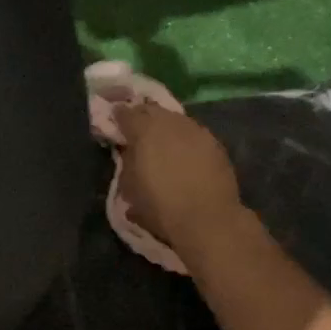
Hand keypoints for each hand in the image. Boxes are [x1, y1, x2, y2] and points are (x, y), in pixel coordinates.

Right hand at [114, 102, 244, 250]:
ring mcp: (195, 129)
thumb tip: (129, 153)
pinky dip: (185, 138)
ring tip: (163, 141)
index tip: (115, 123)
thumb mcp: (130, 189)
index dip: (119, 117)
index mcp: (145, 130)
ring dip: (166, 126)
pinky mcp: (215, 142)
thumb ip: (127, 163)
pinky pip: (193, 132)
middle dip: (143, 117)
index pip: (126, 113)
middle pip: (152, 110)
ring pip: (175, 119)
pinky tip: (186, 152)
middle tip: (138, 130)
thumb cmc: (161, 207)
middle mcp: (170, 122)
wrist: (208, 219)